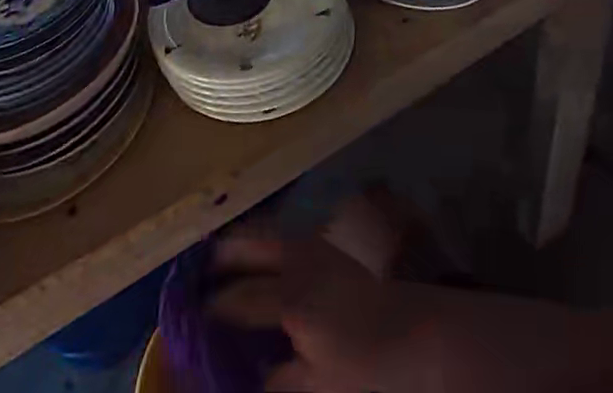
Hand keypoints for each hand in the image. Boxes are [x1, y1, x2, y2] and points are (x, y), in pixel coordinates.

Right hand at [207, 222, 422, 392]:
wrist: (422, 335)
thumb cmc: (371, 367)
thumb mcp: (320, 387)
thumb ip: (278, 381)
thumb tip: (246, 378)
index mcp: (290, 301)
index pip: (237, 302)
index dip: (211, 311)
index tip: (190, 319)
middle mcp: (297, 264)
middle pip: (245, 253)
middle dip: (217, 262)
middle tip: (194, 273)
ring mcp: (313, 249)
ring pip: (264, 235)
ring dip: (238, 244)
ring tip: (218, 256)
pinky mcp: (327, 248)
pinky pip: (283, 236)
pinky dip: (262, 240)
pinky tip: (259, 256)